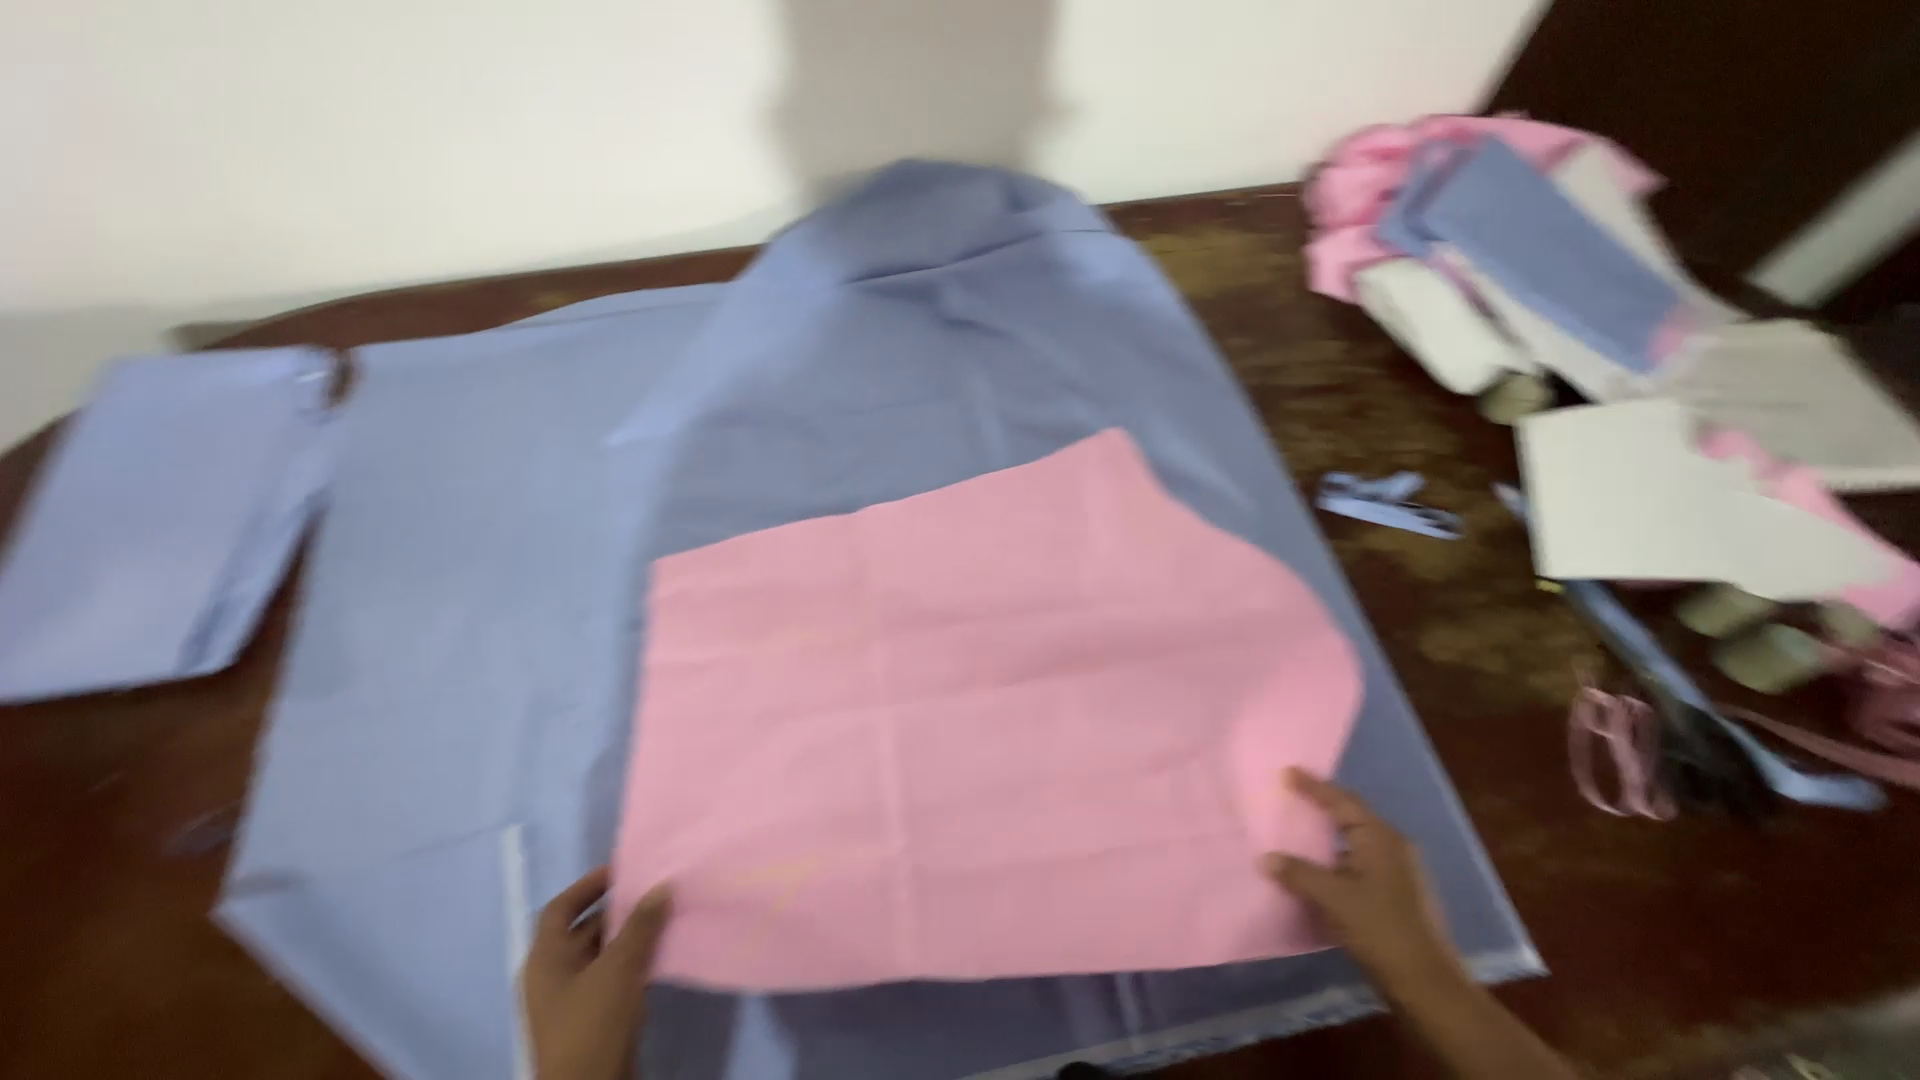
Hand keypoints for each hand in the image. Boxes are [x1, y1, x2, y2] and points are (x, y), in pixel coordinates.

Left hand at [521, 867, 671, 1079]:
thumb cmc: (592, 1026)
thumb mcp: (619, 969)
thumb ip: (641, 925)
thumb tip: (661, 886)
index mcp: (545, 960)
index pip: (560, 908)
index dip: (588, 886)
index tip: (622, 870)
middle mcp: (553, 977)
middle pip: (583, 930)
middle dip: (617, 910)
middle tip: (654, 890)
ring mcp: (571, 1001)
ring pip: (602, 955)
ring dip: (630, 936)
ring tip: (665, 916)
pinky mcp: (592, 1020)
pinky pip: (612, 978)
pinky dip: (634, 963)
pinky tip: (662, 955)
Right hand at [1264, 768, 1466, 998]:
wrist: (1426, 984)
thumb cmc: (1380, 929)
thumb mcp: (1333, 898)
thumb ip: (1298, 873)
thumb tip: (1267, 858)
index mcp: (1380, 838)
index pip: (1343, 801)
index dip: (1314, 785)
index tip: (1287, 772)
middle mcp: (1394, 847)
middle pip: (1352, 816)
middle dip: (1322, 805)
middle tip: (1291, 796)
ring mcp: (1399, 871)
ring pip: (1356, 841)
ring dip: (1328, 835)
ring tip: (1299, 830)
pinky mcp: (1397, 894)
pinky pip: (1359, 861)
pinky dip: (1336, 857)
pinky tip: (1319, 869)